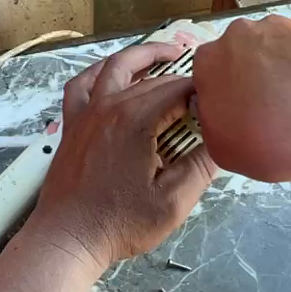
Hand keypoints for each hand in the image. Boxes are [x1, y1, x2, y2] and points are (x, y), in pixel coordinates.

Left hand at [22, 40, 218, 272]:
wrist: (67, 238)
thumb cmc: (119, 223)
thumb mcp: (172, 202)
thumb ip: (201, 167)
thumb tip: (223, 141)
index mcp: (135, 120)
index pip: (177, 89)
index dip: (201, 90)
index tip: (219, 99)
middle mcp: (108, 106)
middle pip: (152, 80)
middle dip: (180, 77)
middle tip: (203, 85)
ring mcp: (85, 112)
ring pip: (115, 68)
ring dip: (142, 57)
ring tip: (167, 53)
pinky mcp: (71, 124)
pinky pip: (82, 84)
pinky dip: (99, 72)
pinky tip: (111, 73)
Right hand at [193, 15, 290, 182]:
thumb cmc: (271, 140)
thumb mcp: (223, 150)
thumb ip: (213, 123)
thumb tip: (222, 112)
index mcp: (209, 59)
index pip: (209, 72)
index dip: (224, 94)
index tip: (239, 114)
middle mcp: (241, 33)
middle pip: (241, 54)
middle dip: (252, 76)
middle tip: (271, 109)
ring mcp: (284, 27)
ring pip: (276, 48)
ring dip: (283, 69)